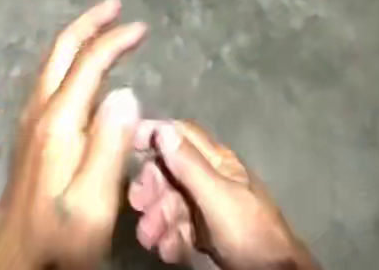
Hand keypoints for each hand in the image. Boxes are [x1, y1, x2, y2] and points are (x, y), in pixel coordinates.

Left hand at [0, 0, 147, 269]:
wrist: (16, 262)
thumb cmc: (60, 237)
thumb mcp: (94, 201)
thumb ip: (110, 144)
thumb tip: (127, 91)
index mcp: (58, 120)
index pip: (89, 62)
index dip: (116, 40)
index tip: (142, 27)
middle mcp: (40, 109)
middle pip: (62, 48)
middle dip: (89, 21)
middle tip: (115, 4)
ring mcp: (31, 119)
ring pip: (53, 60)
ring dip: (78, 36)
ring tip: (102, 25)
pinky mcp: (30, 132)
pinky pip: (51, 76)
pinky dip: (70, 56)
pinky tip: (82, 66)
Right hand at [128, 120, 317, 269]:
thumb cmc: (248, 230)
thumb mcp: (217, 197)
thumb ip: (190, 165)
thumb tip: (162, 128)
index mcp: (217, 160)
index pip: (182, 134)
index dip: (157, 134)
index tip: (130, 144)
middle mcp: (212, 177)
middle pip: (173, 170)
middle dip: (152, 185)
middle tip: (137, 205)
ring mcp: (211, 206)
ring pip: (175, 202)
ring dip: (157, 217)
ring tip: (148, 239)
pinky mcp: (210, 233)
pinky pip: (183, 227)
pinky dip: (171, 237)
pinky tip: (166, 251)